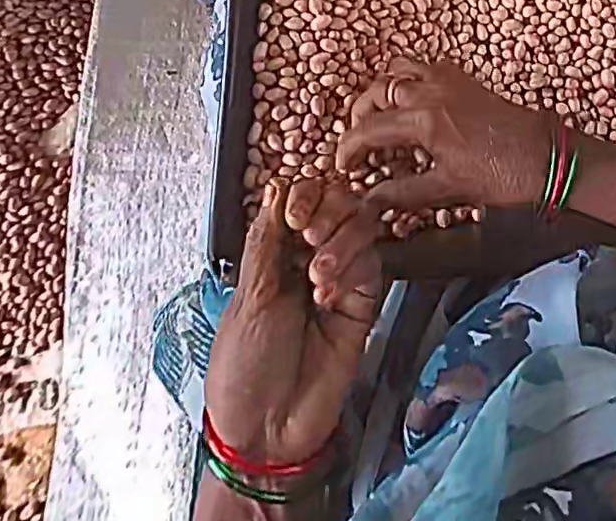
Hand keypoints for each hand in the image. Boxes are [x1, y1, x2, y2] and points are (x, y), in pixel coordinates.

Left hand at [205, 179, 383, 465]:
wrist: (268, 431)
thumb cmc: (245, 365)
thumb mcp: (248, 296)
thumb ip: (267, 239)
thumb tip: (276, 186)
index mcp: (277, 250)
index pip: (301, 198)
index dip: (304, 194)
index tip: (295, 213)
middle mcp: (311, 255)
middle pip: (338, 202)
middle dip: (328, 209)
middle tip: (310, 234)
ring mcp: (341, 275)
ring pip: (360, 225)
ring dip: (341, 240)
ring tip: (317, 275)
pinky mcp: (363, 299)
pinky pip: (370, 263)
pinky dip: (350, 269)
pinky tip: (327, 297)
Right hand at [336, 58, 554, 212]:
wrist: (544, 155)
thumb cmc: (501, 174)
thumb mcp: (449, 189)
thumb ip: (403, 193)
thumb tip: (370, 200)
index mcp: (424, 121)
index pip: (369, 129)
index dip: (349, 148)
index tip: (344, 165)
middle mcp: (430, 91)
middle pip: (376, 92)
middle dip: (360, 115)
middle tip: (359, 141)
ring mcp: (447, 79)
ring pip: (397, 70)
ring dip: (381, 91)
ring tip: (380, 116)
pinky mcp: (461, 77)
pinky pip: (422, 65)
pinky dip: (407, 78)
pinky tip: (411, 102)